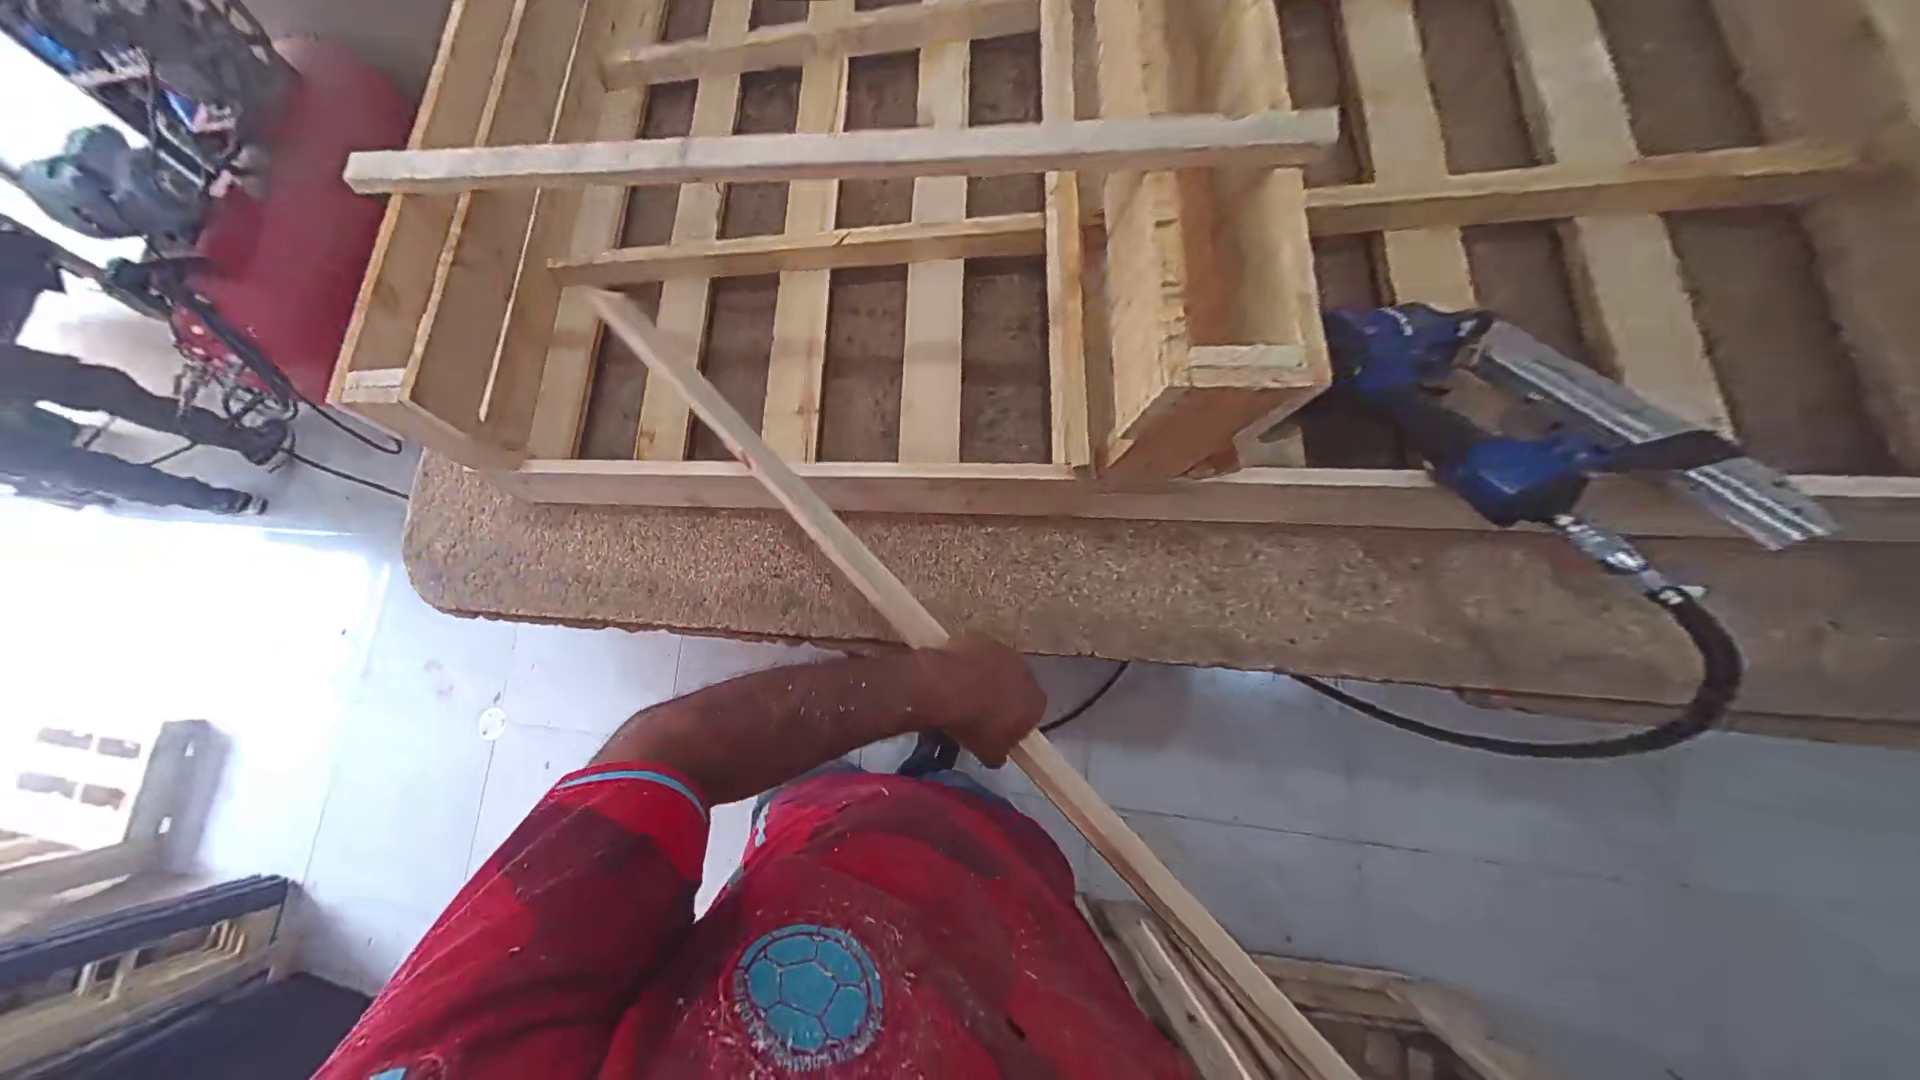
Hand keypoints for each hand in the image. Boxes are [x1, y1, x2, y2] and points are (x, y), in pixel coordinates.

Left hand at [918, 634, 1046, 766]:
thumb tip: (997, 753)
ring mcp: (1003, 650)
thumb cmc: (973, 724)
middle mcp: (1026, 672)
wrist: (946, 687)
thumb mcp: (990, 754)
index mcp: (1035, 702)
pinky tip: (951, 674)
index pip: (1032, 714)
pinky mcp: (980, 637)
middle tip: (978, 710)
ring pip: (996, 667)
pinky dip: (967, 662)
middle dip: (1001, 696)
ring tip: (961, 691)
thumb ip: (1000, 752)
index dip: (1014, 722)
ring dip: (984, 677)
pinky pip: (976, 653)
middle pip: (1016, 686)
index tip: (996, 729)